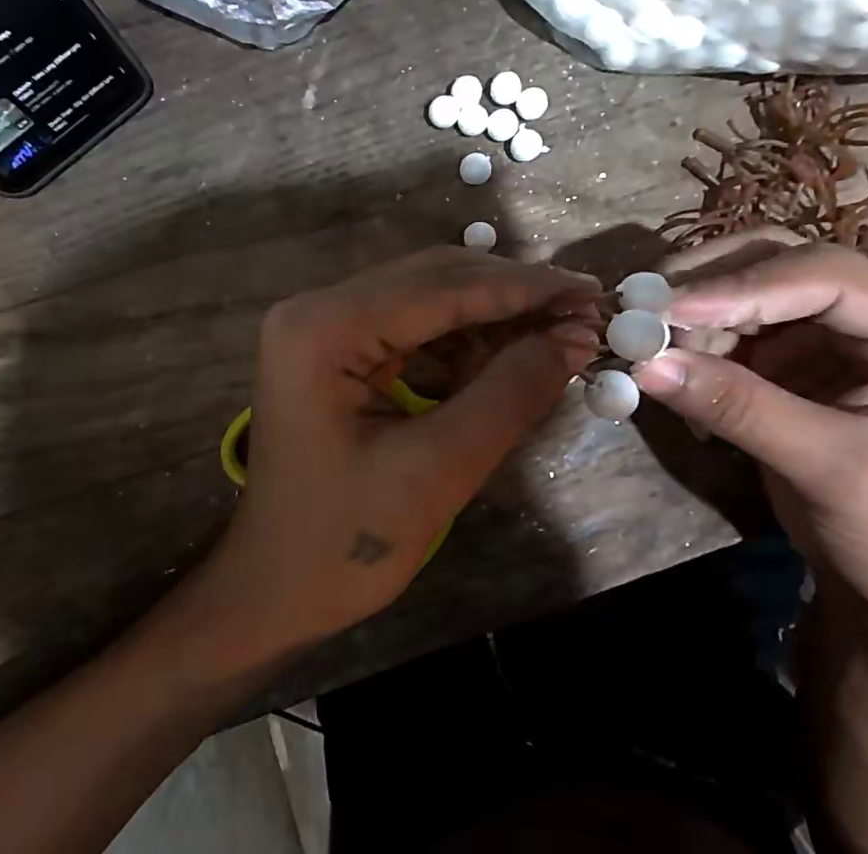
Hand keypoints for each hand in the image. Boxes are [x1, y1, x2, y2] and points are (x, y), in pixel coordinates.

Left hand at [196, 248, 601, 663]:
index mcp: (323, 329)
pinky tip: (500, 365)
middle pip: (433, 280)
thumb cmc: (345, 540)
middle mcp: (317, 310)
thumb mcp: (438, 468)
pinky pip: (411, 330)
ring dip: (489, 320)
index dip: (525, 289)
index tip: (594, 293)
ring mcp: (321, 329)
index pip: (442, 288)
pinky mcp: (333, 352)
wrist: (274, 587)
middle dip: (510, 298)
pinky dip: (460, 344)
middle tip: (583, 317)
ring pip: (426, 300)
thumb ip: (509, 393)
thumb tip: (575, 338)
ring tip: (552, 343)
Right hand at [631, 236, 867, 664]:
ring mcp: (842, 342)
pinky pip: (738, 338)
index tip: (665, 312)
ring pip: (752, 296)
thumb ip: (738, 406)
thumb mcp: (832, 469)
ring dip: (697, 317)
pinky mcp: (802, 370)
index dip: (742, 288)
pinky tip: (673, 373)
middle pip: (786, 265)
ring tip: (652, 351)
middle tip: (642, 311)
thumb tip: (643, 362)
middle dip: (710, 286)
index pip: (828, 277)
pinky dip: (699, 348)